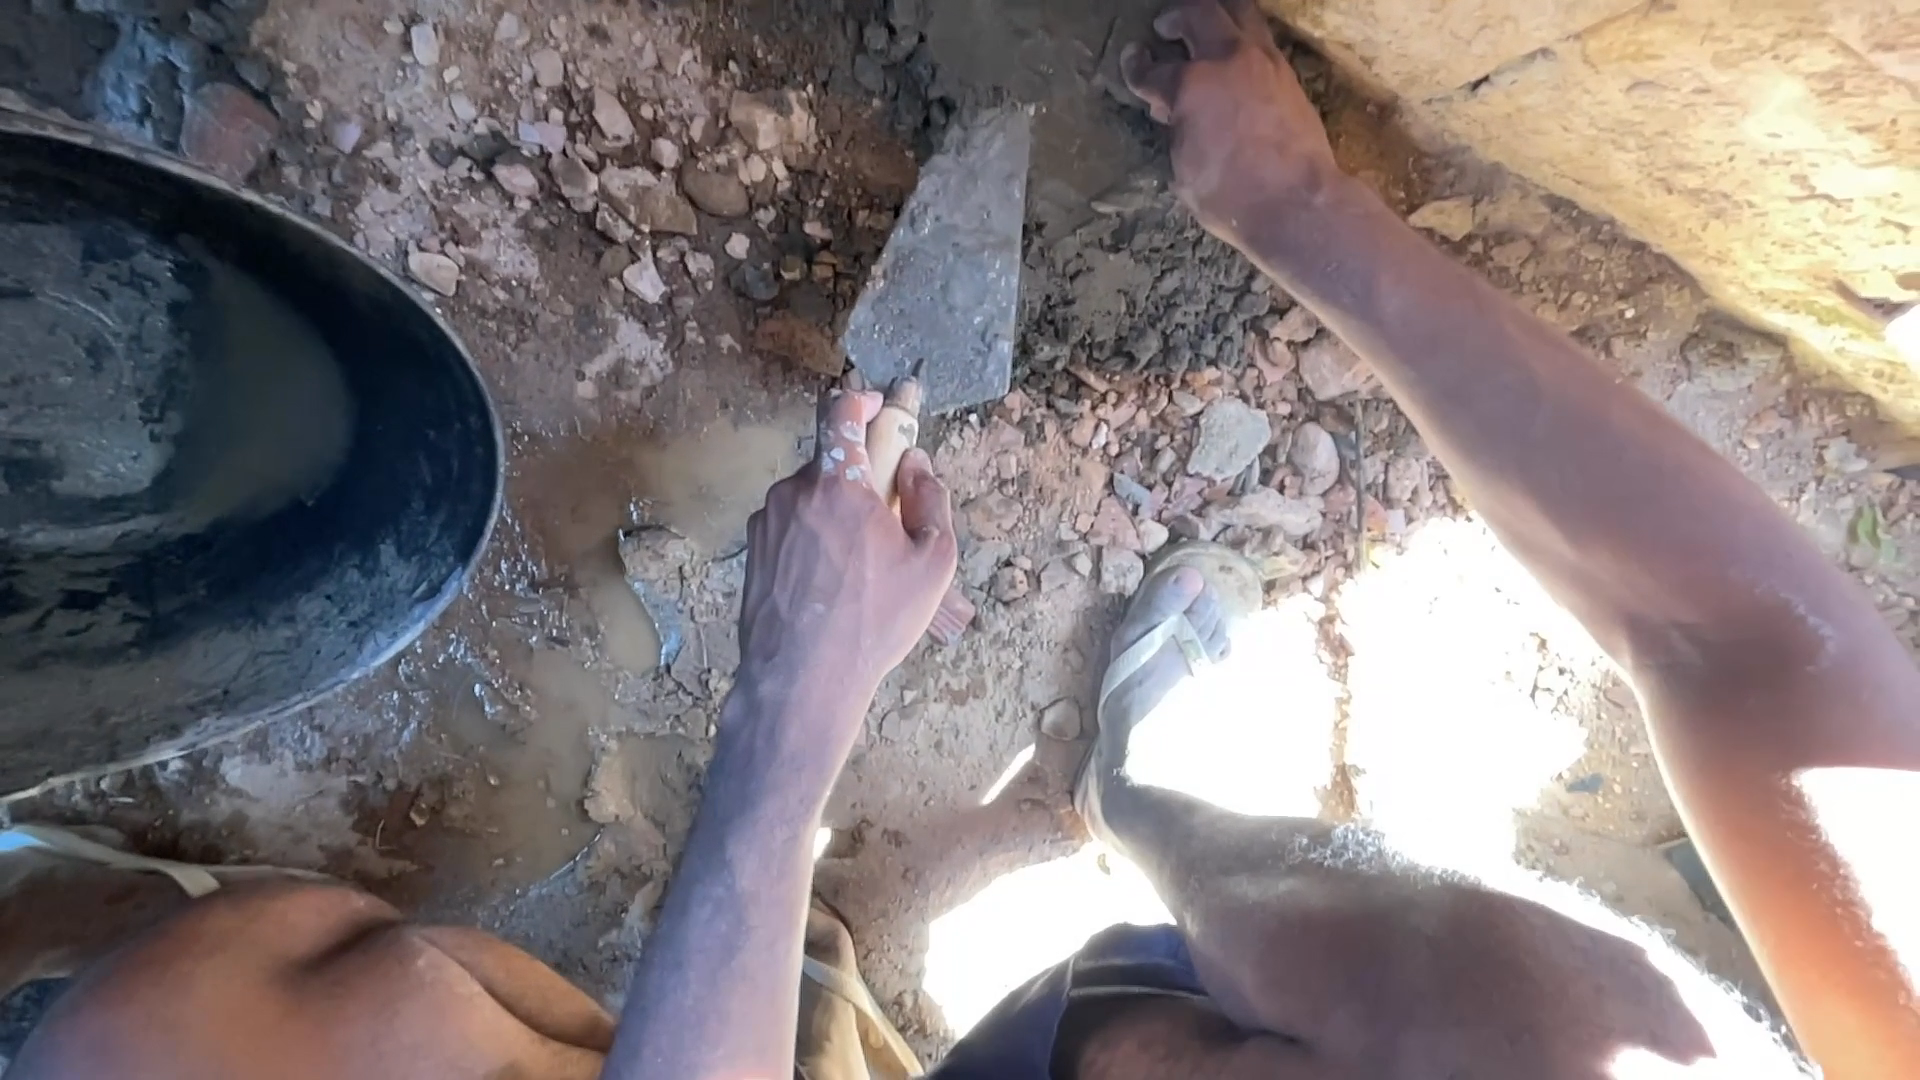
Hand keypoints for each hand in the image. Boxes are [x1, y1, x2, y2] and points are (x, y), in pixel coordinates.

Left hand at [736, 390, 957, 740]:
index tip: (879, 407)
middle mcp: (795, 491)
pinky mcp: (754, 550)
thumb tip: (916, 465)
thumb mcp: (933, 561)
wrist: (802, 678)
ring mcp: (768, 521)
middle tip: (887, 526)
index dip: (863, 399)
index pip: (841, 410)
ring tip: (860, 570)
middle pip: (834, 463)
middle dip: (863, 481)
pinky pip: (793, 526)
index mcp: (839, 482)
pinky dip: (816, 538)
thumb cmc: (874, 620)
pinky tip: (831, 584)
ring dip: (839, 515)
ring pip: (813, 498)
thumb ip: (931, 499)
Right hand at [1123, 0, 1337, 245]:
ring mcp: (1263, 61)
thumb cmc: (1229, 196)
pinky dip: (1242, 39)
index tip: (1131, 60)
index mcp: (1191, 87)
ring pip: (1239, 11)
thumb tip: (1175, 115)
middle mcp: (1227, 60)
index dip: (1136, 67)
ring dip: (1217, 14)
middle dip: (1176, 17)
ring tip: (1205, 27)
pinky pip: (1260, 38)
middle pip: (1199, 14)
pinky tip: (1235, 60)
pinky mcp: (1287, 73)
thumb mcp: (1184, 171)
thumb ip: (1177, 133)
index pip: (1153, 71)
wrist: (1293, 201)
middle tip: (1164, 25)